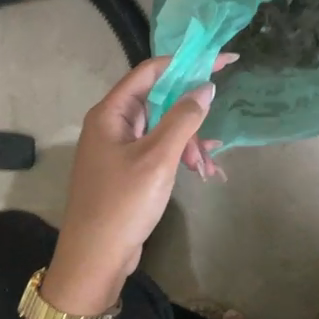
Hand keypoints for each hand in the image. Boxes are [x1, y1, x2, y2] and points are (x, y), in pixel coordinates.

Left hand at [46, 56, 228, 307]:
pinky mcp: (125, 170)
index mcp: (111, 112)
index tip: (223, 61)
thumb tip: (205, 87)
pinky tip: (199, 172)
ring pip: (161, 128)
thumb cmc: (123, 203)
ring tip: (206, 167)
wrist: (95, 258)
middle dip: (191, 115)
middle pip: (159, 100)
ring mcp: (117, 148)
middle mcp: (111, 123)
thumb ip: (183, 118)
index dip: (186, 62)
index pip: (151, 71)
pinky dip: (178, 157)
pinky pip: (157, 150)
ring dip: (188, 142)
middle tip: (214, 137)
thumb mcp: (158, 158)